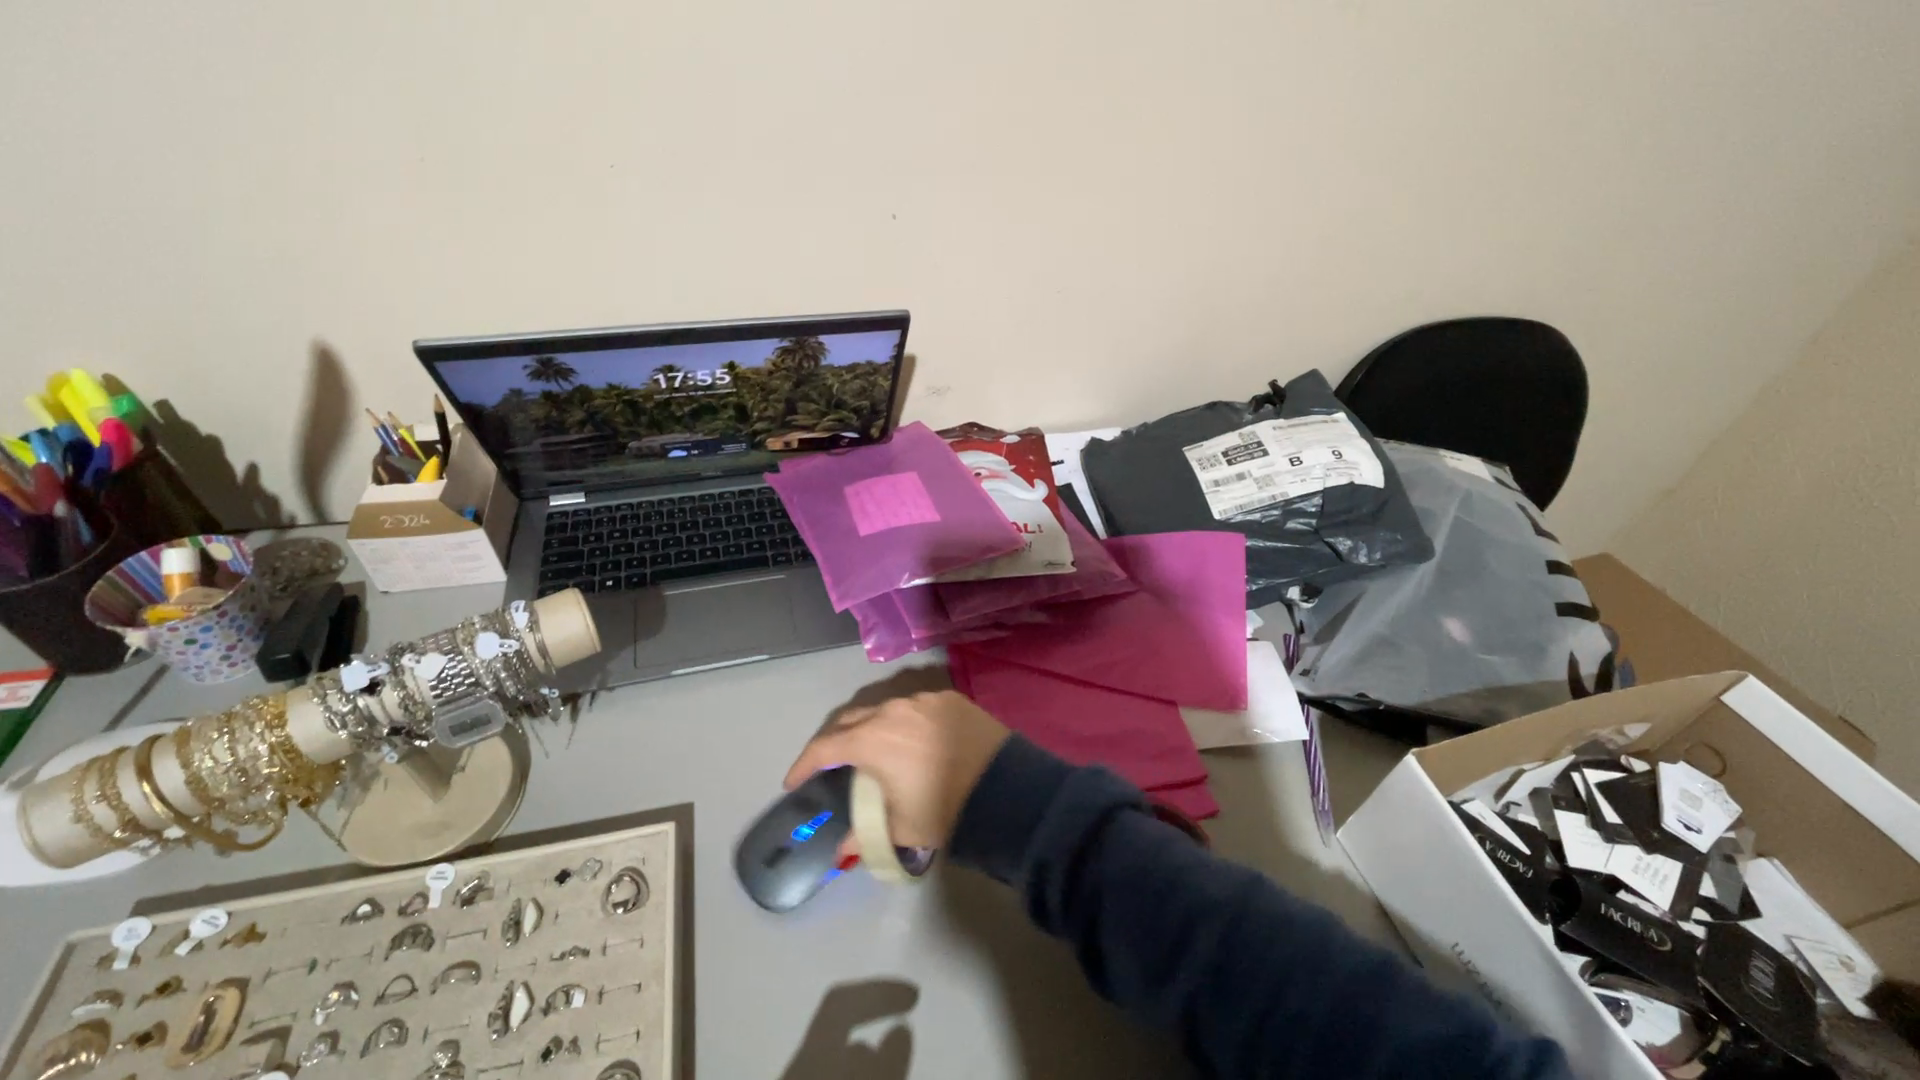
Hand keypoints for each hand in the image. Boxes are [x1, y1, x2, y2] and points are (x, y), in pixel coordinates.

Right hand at [784, 691, 1010, 853]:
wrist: (1005, 787)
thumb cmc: (945, 808)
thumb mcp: (901, 828)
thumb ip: (865, 835)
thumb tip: (842, 849)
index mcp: (871, 740)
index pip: (824, 747)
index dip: (804, 764)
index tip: (793, 780)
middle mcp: (891, 711)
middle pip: (850, 721)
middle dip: (834, 741)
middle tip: (828, 763)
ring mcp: (922, 700)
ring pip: (884, 710)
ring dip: (871, 729)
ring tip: (871, 750)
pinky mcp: (949, 699)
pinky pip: (915, 708)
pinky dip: (904, 723)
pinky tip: (910, 741)